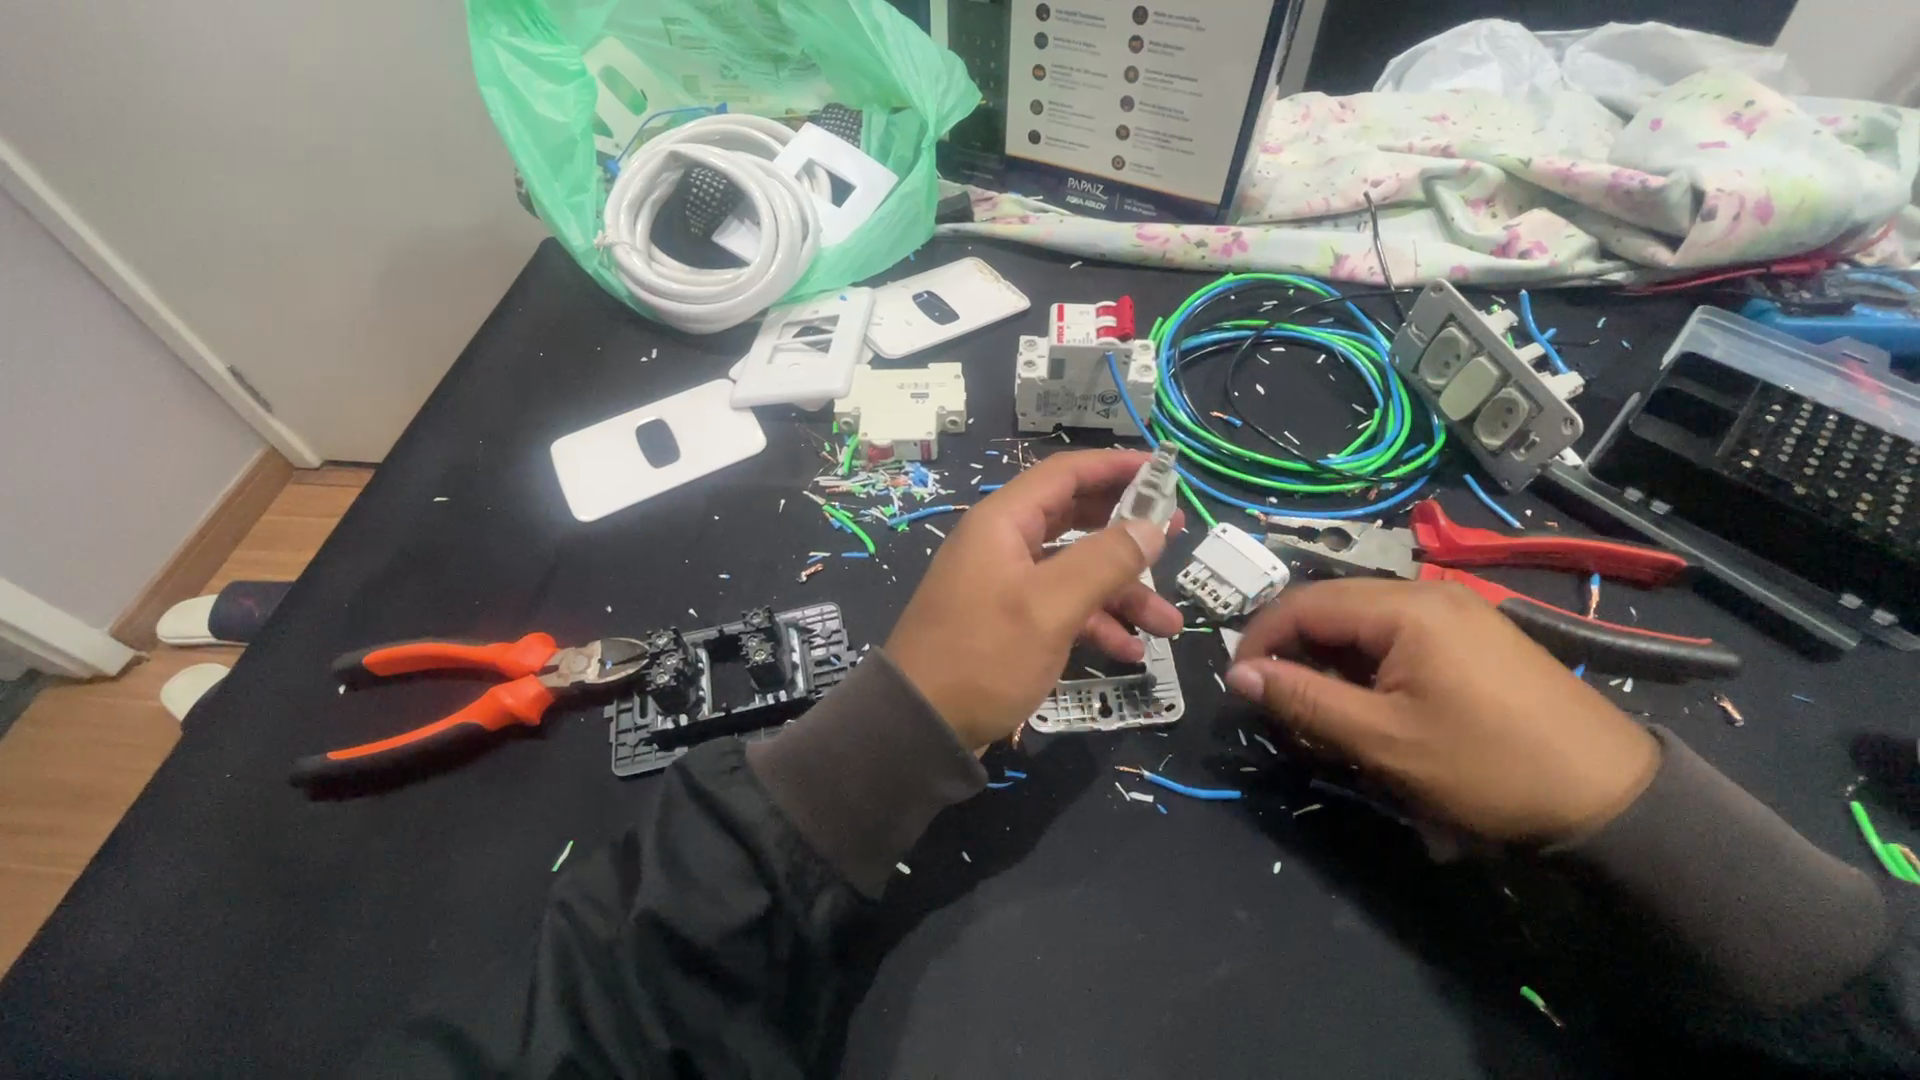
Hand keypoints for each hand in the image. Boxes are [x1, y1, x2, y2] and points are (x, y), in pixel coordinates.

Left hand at [886, 449, 1183, 751]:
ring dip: (1121, 593)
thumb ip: (1106, 561)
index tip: (1165, 473)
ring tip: (1168, 624)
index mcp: (1004, 522)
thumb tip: (1153, 526)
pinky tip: (1128, 651)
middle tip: (1176, 537)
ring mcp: (1005, 585)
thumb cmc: (984, 655)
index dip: (1116, 467)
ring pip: (1074, 572)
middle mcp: (1003, 544)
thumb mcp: (1050, 606)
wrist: (921, 725)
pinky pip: (1060, 609)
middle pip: (1075, 519)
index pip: (1066, 473)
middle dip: (1127, 532)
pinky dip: (1094, 624)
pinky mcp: (1008, 623)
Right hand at [1226, 578, 1659, 842]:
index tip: (1239, 686)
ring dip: (1329, 660)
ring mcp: (1457, 612)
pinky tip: (1369, 702)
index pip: (1303, 603)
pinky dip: (1366, 664)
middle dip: (1293, 651)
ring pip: (1362, 622)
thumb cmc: (1487, 767)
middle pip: (1331, 607)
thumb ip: (1303, 699)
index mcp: (1405, 608)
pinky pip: (1397, 635)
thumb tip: (1239, 675)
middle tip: (1277, 702)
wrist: (1612, 799)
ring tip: (1320, 709)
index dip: (1260, 640)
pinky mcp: (1474, 636)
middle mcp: (1429, 593)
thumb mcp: (1382, 739)